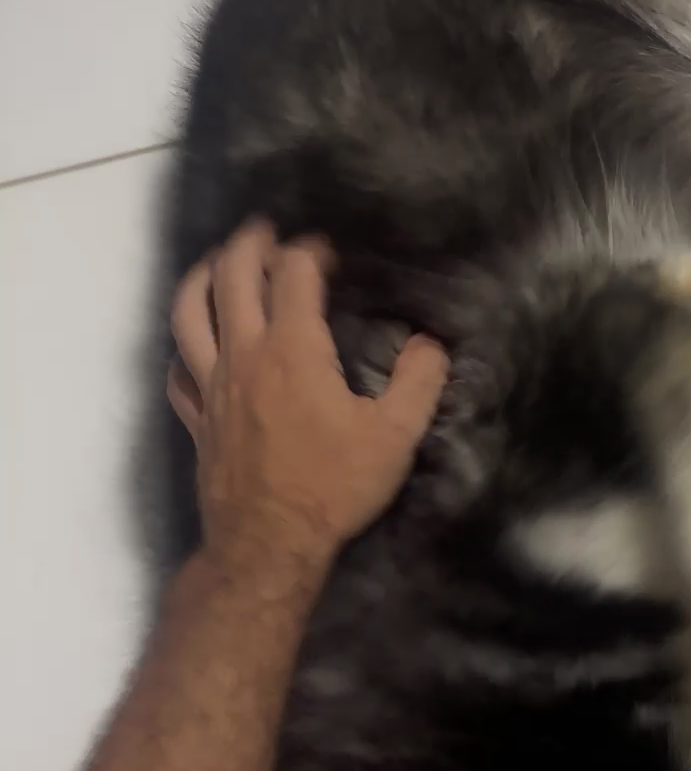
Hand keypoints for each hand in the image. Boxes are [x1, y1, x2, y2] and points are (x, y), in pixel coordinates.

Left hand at [169, 219, 449, 577]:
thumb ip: (421, 378)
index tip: (329, 245)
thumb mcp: (399, 430)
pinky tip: (196, 342)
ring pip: (188, 317)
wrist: (270, 542)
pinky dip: (185, 341)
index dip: (309, 254)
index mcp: (295, 355)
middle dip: (247, 249)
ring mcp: (211, 389)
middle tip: (265, 229)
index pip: (293, 283)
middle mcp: (244, 360)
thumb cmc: (339, 482)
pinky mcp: (197, 418)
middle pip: (229, 285)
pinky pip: (179, 367)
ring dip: (201, 280)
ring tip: (215, 263)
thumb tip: (432, 342)